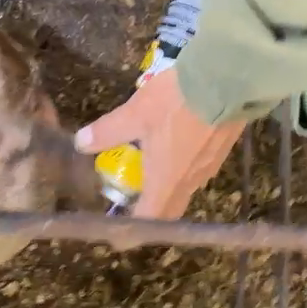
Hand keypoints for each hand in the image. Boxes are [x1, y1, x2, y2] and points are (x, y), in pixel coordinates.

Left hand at [75, 67, 246, 219]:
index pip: (149, 221)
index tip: (118, 227)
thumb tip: (81, 143)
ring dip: (167, 184)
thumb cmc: (175, 102)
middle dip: (150, 207)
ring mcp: (210, 167)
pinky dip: (183, 165)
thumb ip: (108, 131)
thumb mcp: (135, 113)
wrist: (225, 80)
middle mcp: (190, 182)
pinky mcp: (222, 149)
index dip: (131, 228)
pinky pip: (198, 168)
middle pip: (169, 208)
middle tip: (131, 193)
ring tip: (150, 164)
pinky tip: (175, 142)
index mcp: (166, 182)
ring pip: (185, 187)